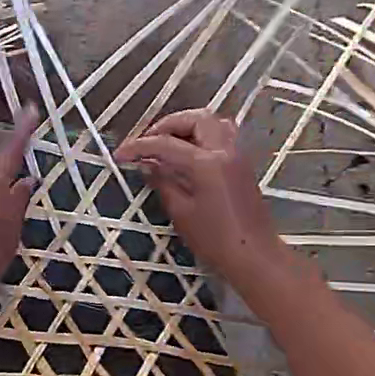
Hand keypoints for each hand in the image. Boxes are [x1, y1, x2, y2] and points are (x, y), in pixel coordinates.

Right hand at [114, 108, 287, 280]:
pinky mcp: (242, 165)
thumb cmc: (215, 240)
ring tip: (167, 142)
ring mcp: (237, 155)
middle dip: (167, 125)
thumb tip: (148, 165)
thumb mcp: (181, 213)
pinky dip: (201, 134)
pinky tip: (187, 153)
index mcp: (207, 163)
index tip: (120, 154)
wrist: (254, 256)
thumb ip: (163, 183)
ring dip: (187, 125)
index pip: (165, 144)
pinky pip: (221, 135)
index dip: (139, 146)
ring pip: (212, 122)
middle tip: (147, 142)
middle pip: (195, 119)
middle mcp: (225, 151)